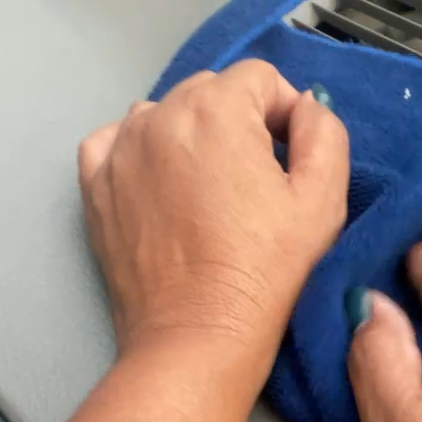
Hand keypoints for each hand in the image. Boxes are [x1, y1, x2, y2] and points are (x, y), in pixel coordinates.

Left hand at [78, 60, 348, 383]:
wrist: (195, 340)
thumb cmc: (259, 279)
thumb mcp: (322, 203)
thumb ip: (325, 134)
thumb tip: (305, 110)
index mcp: (217, 111)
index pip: (259, 80)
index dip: (283, 117)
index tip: (287, 162)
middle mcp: (159, 117)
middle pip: (209, 94)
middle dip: (236, 128)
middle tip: (250, 191)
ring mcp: (121, 152)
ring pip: (163, 118)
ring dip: (189, 142)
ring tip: (206, 199)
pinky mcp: (97, 189)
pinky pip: (115, 145)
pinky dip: (138, 157)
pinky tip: (161, 193)